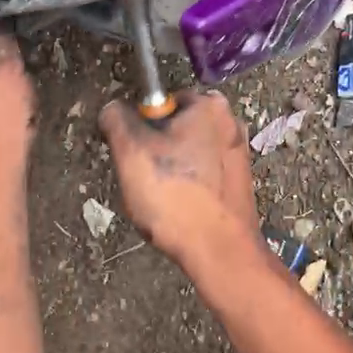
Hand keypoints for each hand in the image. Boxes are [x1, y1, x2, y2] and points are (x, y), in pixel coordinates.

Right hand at [98, 91, 260, 271]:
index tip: (136, 153)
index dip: (142, 127)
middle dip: (157, 150)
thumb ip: (117, 120)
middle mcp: (231, 122)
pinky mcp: (239, 182)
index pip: (163, 102)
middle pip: (176, 128)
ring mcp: (238, 153)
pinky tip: (181, 210)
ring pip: (188, 153)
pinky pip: (203, 175)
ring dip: (172, 171)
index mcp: (209, 105)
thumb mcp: (131, 151)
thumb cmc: (174, 195)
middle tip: (146, 179)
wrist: (219, 250)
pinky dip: (190, 187)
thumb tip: (112, 109)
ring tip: (163, 200)